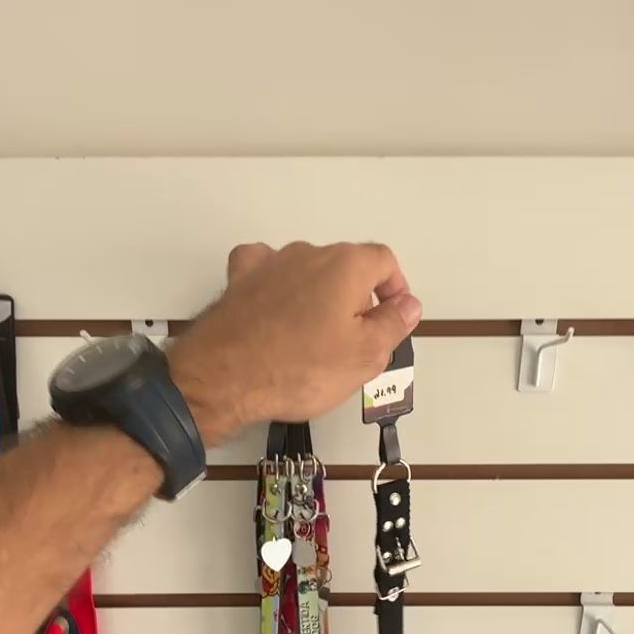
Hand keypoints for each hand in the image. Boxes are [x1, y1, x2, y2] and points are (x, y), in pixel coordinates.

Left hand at [170, 242, 421, 444]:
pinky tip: (279, 313)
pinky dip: (279, 289)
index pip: (384, 262)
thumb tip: (408, 305)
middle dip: (356, 299)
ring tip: (315, 341)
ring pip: (308, 272)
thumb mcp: (365, 356)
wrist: (225, 379)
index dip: (396, 289)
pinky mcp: (241, 282)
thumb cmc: (297, 368)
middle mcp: (308, 254)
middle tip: (356, 343)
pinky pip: (268, 274)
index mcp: (346, 265)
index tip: (394, 315)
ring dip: (318, 298)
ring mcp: (270, 264)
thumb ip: (393, 324)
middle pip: (346, 267)